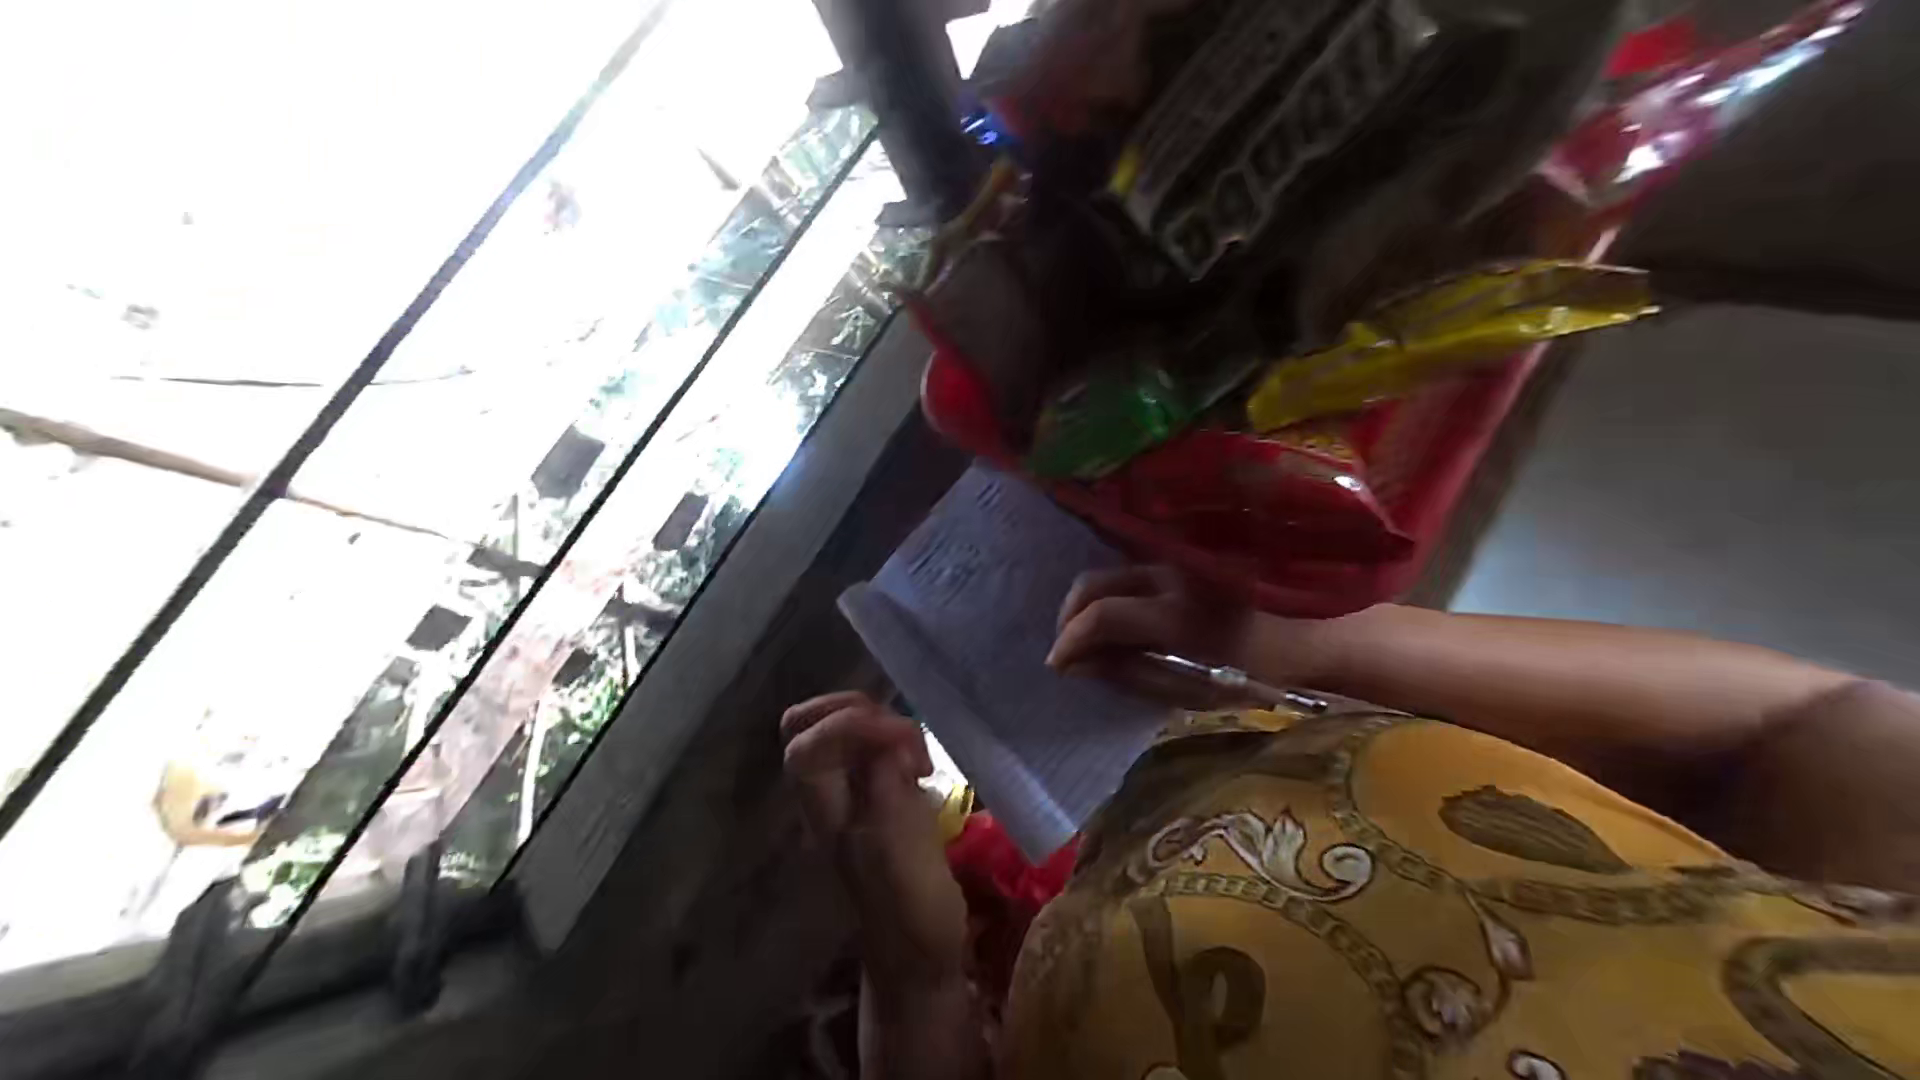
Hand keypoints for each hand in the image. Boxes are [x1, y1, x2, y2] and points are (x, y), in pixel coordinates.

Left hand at [781, 692, 968, 990]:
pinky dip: (895, 739)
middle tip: (902, 736)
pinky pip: (872, 746)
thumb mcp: (904, 855)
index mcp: (823, 811)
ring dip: (881, 724)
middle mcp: (827, 795)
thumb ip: (890, 793)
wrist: (919, 955)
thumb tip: (890, 745)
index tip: (901, 741)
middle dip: (856, 711)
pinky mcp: (875, 794)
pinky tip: (921, 766)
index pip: (803, 745)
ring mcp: (850, 793)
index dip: (846, 725)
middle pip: (810, 724)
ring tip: (919, 757)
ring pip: (843, 729)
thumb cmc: (912, 912)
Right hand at [1047, 565, 1271, 700]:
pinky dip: (1106, 595)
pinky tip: (1111, 619)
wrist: (1301, 634)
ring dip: (1084, 605)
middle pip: (1093, 584)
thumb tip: (1073, 665)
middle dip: (1068, 618)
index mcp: (1179, 614)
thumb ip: (1126, 673)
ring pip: (1105, 574)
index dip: (1071, 640)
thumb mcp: (1187, 687)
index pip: (1103, 615)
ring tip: (1086, 636)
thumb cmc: (1250, 671)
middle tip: (1067, 650)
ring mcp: (1171, 561)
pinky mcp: (1173, 558)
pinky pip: (1123, 573)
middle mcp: (1170, 576)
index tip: (1056, 664)